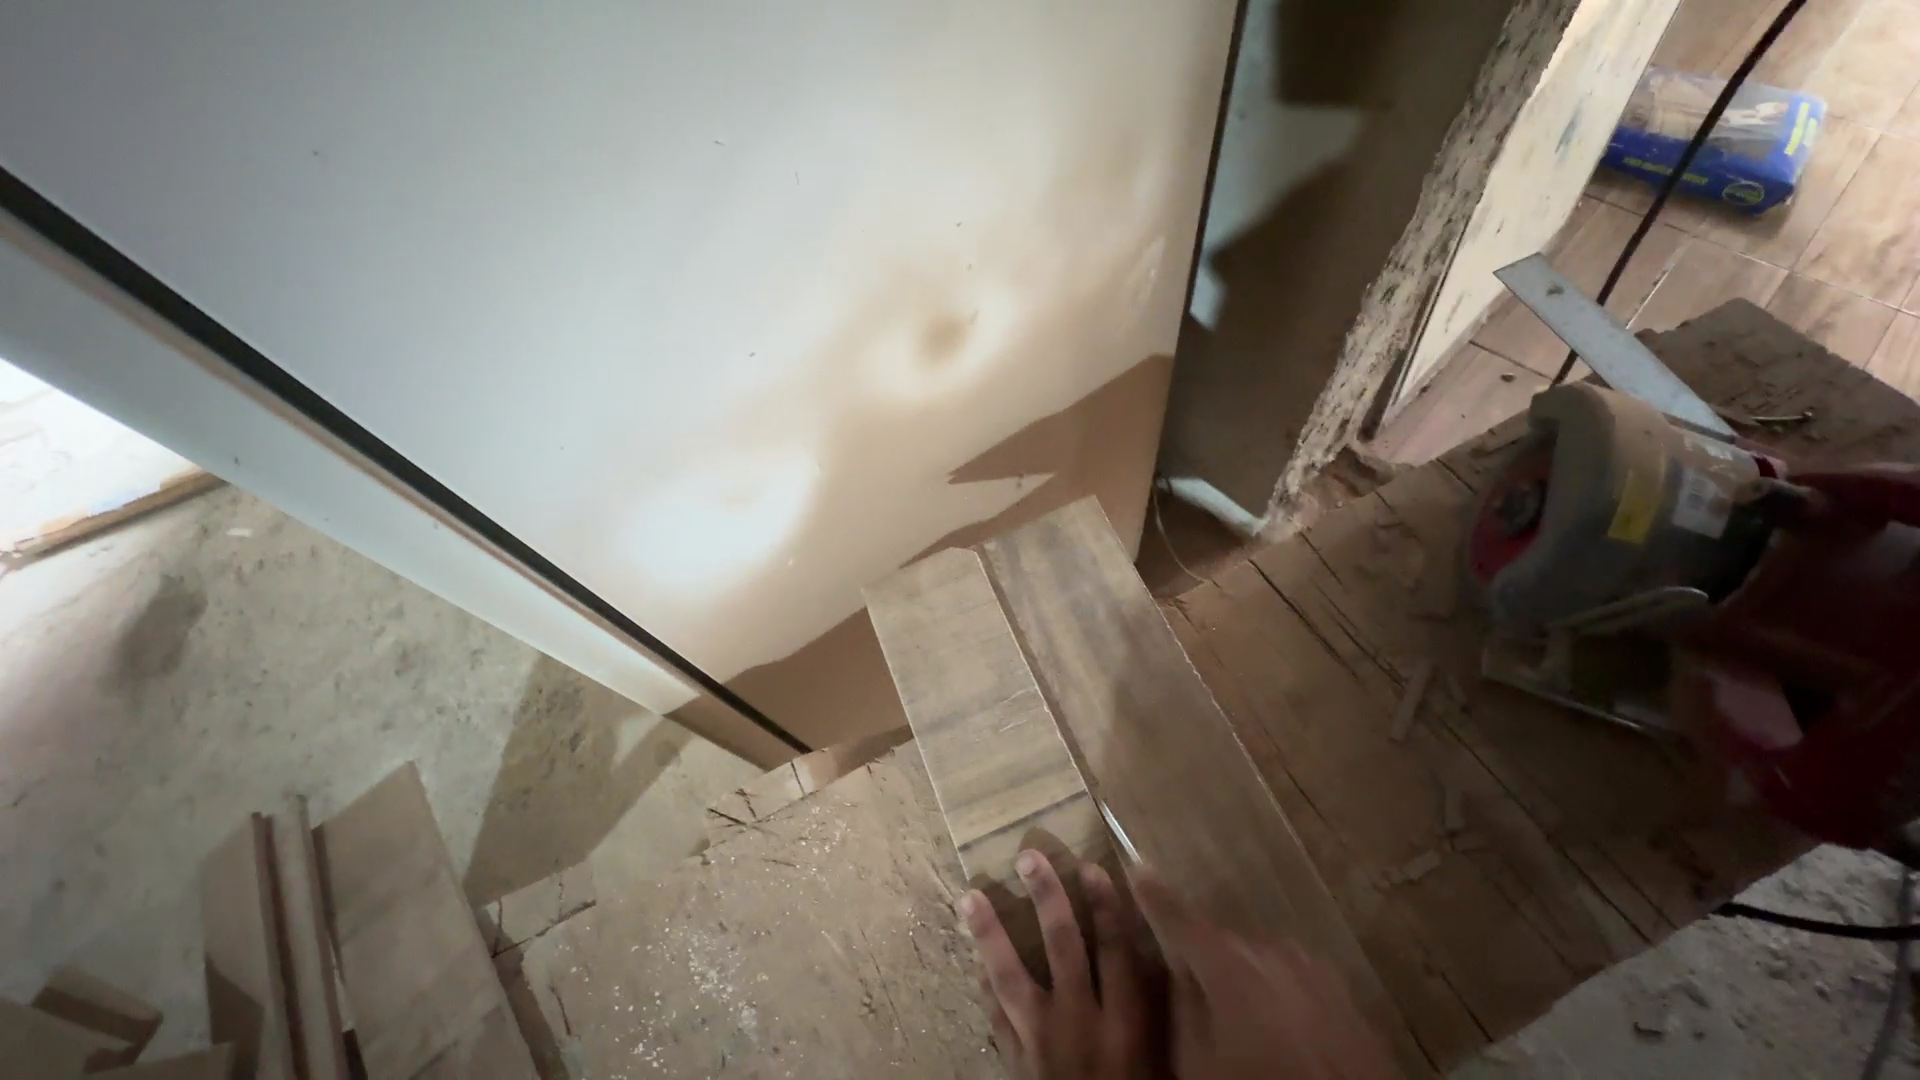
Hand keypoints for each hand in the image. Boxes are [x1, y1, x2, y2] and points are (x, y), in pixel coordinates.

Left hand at [958, 850, 1164, 1079]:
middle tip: (1027, 857)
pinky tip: (973, 961)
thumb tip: (1153, 952)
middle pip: (1061, 947)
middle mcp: (1080, 1023)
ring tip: (967, 896)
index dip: (1105, 905)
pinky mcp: (1016, 1062)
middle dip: (1046, 898)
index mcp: (1126, 1023)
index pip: (1116, 949)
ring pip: (1010, 976)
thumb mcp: (1161, 1057)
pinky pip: (995, 1016)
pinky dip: (984, 986)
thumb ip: (1155, 1007)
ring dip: (989, 934)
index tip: (1090, 867)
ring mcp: (1041, 1042)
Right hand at [1132, 871, 1397, 1079]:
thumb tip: (1177, 968)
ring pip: (1258, 955)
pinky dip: (1278, 988)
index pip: (1179, 917)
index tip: (1137, 870)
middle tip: (1195, 986)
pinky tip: (1281, 1025)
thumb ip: (1181, 1004)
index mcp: (1226, 962)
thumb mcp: (1197, 1060)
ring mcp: (1308, 965)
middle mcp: (1267, 949)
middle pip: (1221, 939)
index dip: (1154, 895)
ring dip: (1244, 972)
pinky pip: (1292, 974)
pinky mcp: (1339, 988)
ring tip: (1241, 1016)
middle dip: (1205, 955)